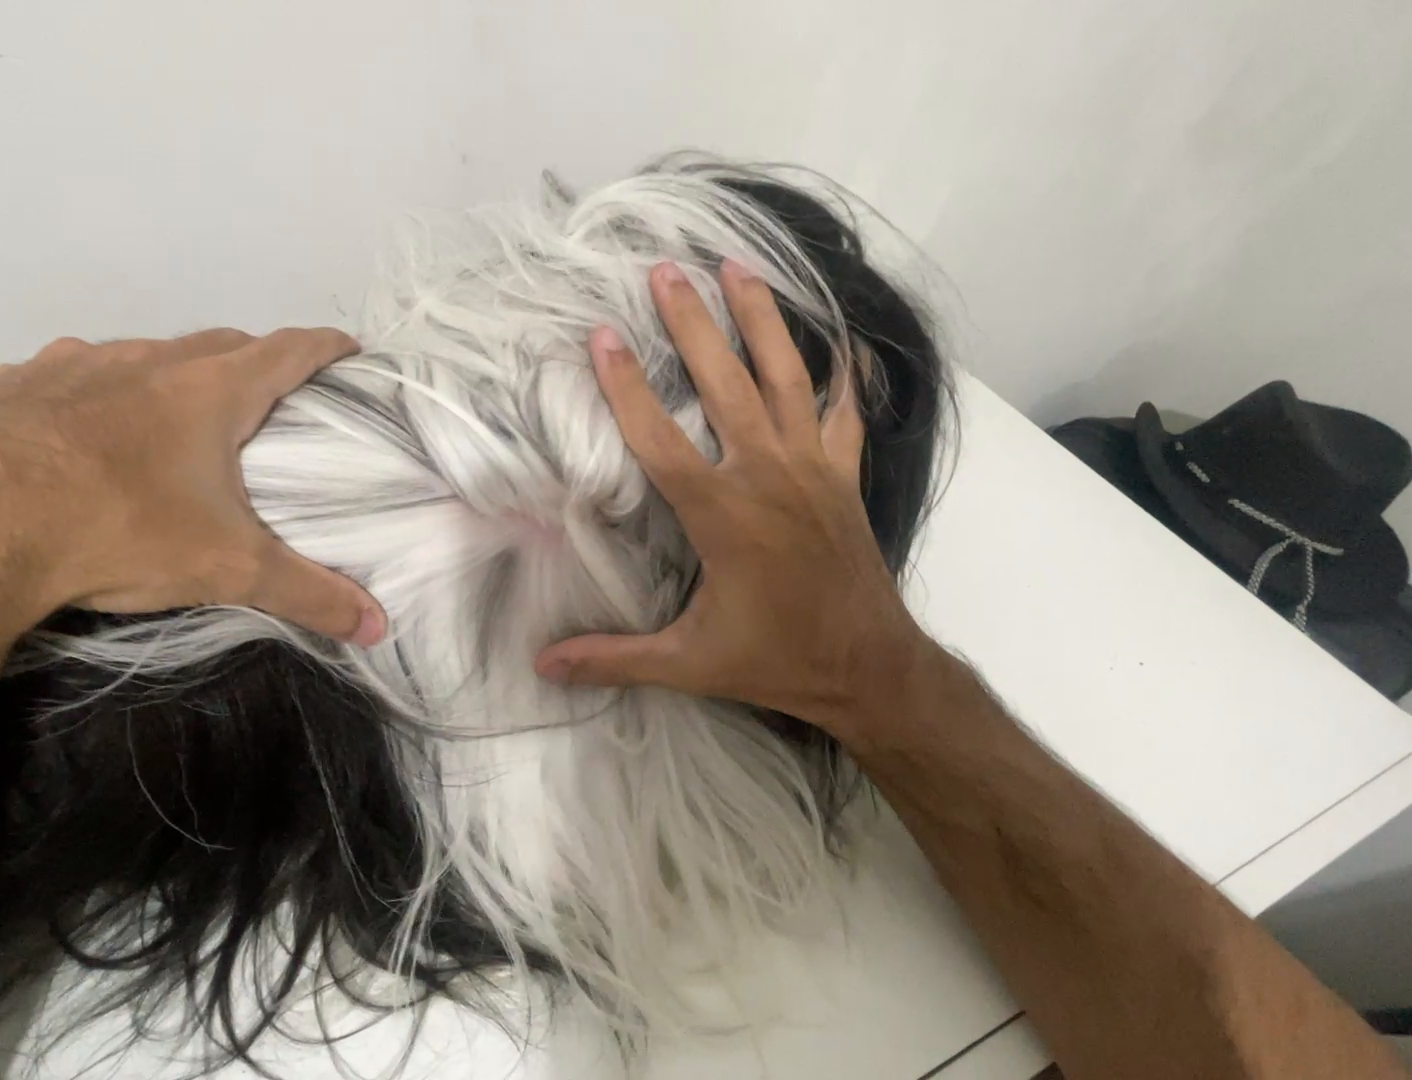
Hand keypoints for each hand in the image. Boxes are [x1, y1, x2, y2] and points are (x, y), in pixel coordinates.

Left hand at [0, 328, 385, 643]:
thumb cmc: (118, 531)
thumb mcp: (227, 569)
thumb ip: (309, 594)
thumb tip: (379, 628)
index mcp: (210, 390)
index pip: (291, 350)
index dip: (328, 347)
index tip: (352, 349)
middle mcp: (149, 360)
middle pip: (223, 344)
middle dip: (258, 362)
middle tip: (275, 400)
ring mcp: (75, 363)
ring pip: (148, 355)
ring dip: (178, 375)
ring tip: (183, 418)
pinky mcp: (15, 383)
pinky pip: (77, 374)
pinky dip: (103, 391)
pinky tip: (90, 431)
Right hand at [533, 261, 935, 734]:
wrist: (870, 668)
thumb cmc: (776, 660)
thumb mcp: (688, 664)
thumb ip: (613, 658)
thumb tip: (541, 665)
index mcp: (722, 515)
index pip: (661, 438)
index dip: (626, 387)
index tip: (602, 335)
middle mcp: (768, 475)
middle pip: (726, 383)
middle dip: (693, 323)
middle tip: (666, 269)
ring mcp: (813, 468)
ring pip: (787, 378)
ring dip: (761, 319)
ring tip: (738, 266)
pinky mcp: (844, 475)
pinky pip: (845, 409)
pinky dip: (842, 369)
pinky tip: (838, 334)